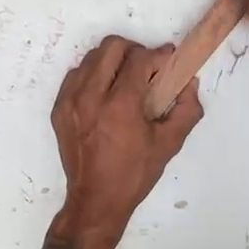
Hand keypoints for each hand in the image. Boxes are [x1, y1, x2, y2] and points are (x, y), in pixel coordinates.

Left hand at [50, 36, 203, 230]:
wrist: (96, 201)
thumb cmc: (135, 174)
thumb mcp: (169, 143)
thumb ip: (186, 109)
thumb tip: (189, 82)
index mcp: (120, 106)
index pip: (140, 59)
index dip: (159, 55)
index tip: (168, 60)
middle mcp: (91, 97)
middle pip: (112, 47)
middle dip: (134, 50)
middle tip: (146, 67)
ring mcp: (70, 101)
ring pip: (92, 57)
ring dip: (113, 61)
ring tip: (125, 79)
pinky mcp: (59, 109)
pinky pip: (75, 75)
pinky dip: (93, 75)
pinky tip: (105, 91)